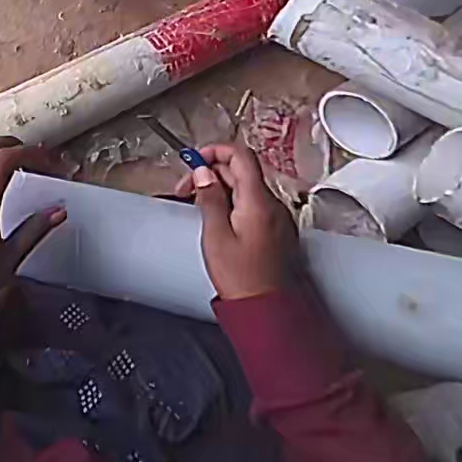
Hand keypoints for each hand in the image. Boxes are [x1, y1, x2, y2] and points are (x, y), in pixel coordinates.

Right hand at [174, 143, 302, 300]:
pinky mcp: (274, 229)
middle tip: (185, 187)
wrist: (270, 310)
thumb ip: (209, 198)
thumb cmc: (243, 279)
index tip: (194, 160)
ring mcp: (275, 217)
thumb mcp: (215, 235)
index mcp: (257, 201)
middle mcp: (272, 205)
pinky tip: (215, 217)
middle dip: (210, 171)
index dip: (214, 151)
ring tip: (196, 203)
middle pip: (241, 170)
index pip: (240, 155)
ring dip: (218, 187)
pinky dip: (230, 201)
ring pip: (245, 186)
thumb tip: (204, 173)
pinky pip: (251, 203)